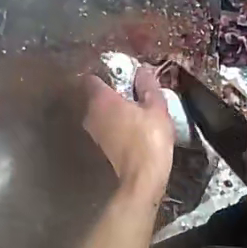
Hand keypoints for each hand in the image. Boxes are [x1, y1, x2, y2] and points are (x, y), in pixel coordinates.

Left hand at [82, 67, 174, 201]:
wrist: (143, 177)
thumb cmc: (149, 137)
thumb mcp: (156, 107)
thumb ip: (148, 86)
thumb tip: (142, 71)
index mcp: (101, 99)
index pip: (92, 78)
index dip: (105, 74)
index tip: (122, 74)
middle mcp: (91, 114)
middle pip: (96, 96)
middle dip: (112, 92)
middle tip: (133, 91)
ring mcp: (94, 132)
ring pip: (100, 113)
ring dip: (114, 109)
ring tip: (135, 108)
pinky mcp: (101, 146)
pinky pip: (106, 126)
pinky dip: (115, 123)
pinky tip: (133, 125)